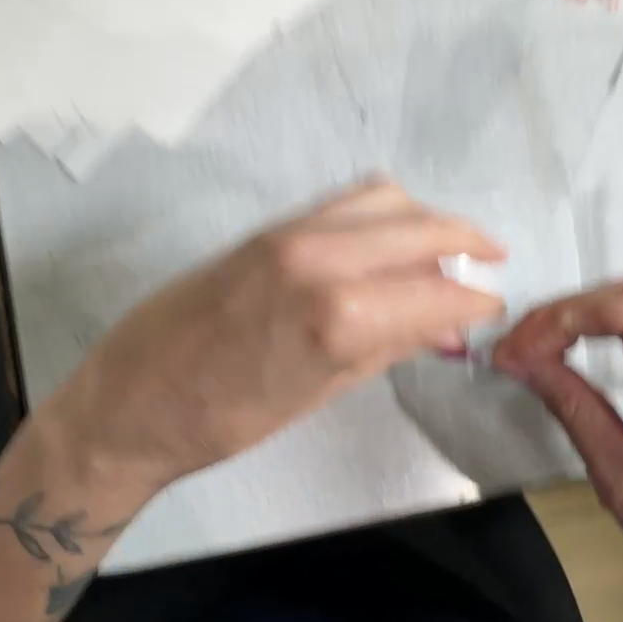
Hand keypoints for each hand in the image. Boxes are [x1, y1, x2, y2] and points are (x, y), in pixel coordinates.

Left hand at [45, 179, 504, 493]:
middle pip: (418, 225)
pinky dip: (377, 213)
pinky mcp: (263, 229)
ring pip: (380, 198)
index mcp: (338, 315)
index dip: (475, 298)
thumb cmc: (223, 423)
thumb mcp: (317, 396)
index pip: (436, 290)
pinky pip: (339, 203)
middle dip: (466, 239)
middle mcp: (318, 257)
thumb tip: (444, 327)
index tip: (493, 305)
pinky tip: (385, 241)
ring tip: (442, 247)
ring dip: (422, 216)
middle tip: (490, 260)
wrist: (129, 402)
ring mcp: (286, 234)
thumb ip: (387, 349)